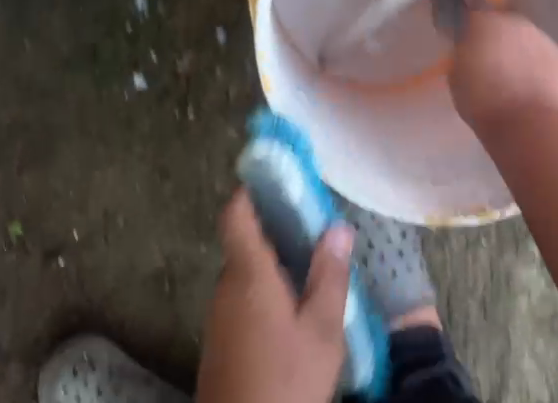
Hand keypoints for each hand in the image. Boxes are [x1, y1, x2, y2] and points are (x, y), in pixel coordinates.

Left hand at [195, 190, 351, 402]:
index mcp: (248, 272)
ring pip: (245, 271)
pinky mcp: (221, 337)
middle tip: (313, 226)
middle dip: (276, 229)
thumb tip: (338, 227)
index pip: (235, 212)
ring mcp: (219, 312)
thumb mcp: (322, 331)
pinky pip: (242, 296)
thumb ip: (329, 277)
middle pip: (244, 241)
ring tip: (312, 267)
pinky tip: (294, 307)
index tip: (279, 178)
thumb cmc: (286, 379)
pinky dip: (265, 290)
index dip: (252, 190)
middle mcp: (226, 284)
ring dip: (273, 263)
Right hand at [449, 10, 557, 131]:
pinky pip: (547, 63)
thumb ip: (463, 55)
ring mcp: (546, 42)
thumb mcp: (456, 76)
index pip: (473, 16)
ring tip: (514, 82)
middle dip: (498, 41)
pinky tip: (534, 92)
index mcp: (485, 22)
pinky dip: (541, 72)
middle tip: (490, 65)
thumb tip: (470, 51)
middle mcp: (517, 24)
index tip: (465, 45)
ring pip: (528, 43)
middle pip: (504, 27)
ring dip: (521, 55)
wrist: (530, 126)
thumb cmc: (483, 101)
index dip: (469, 30)